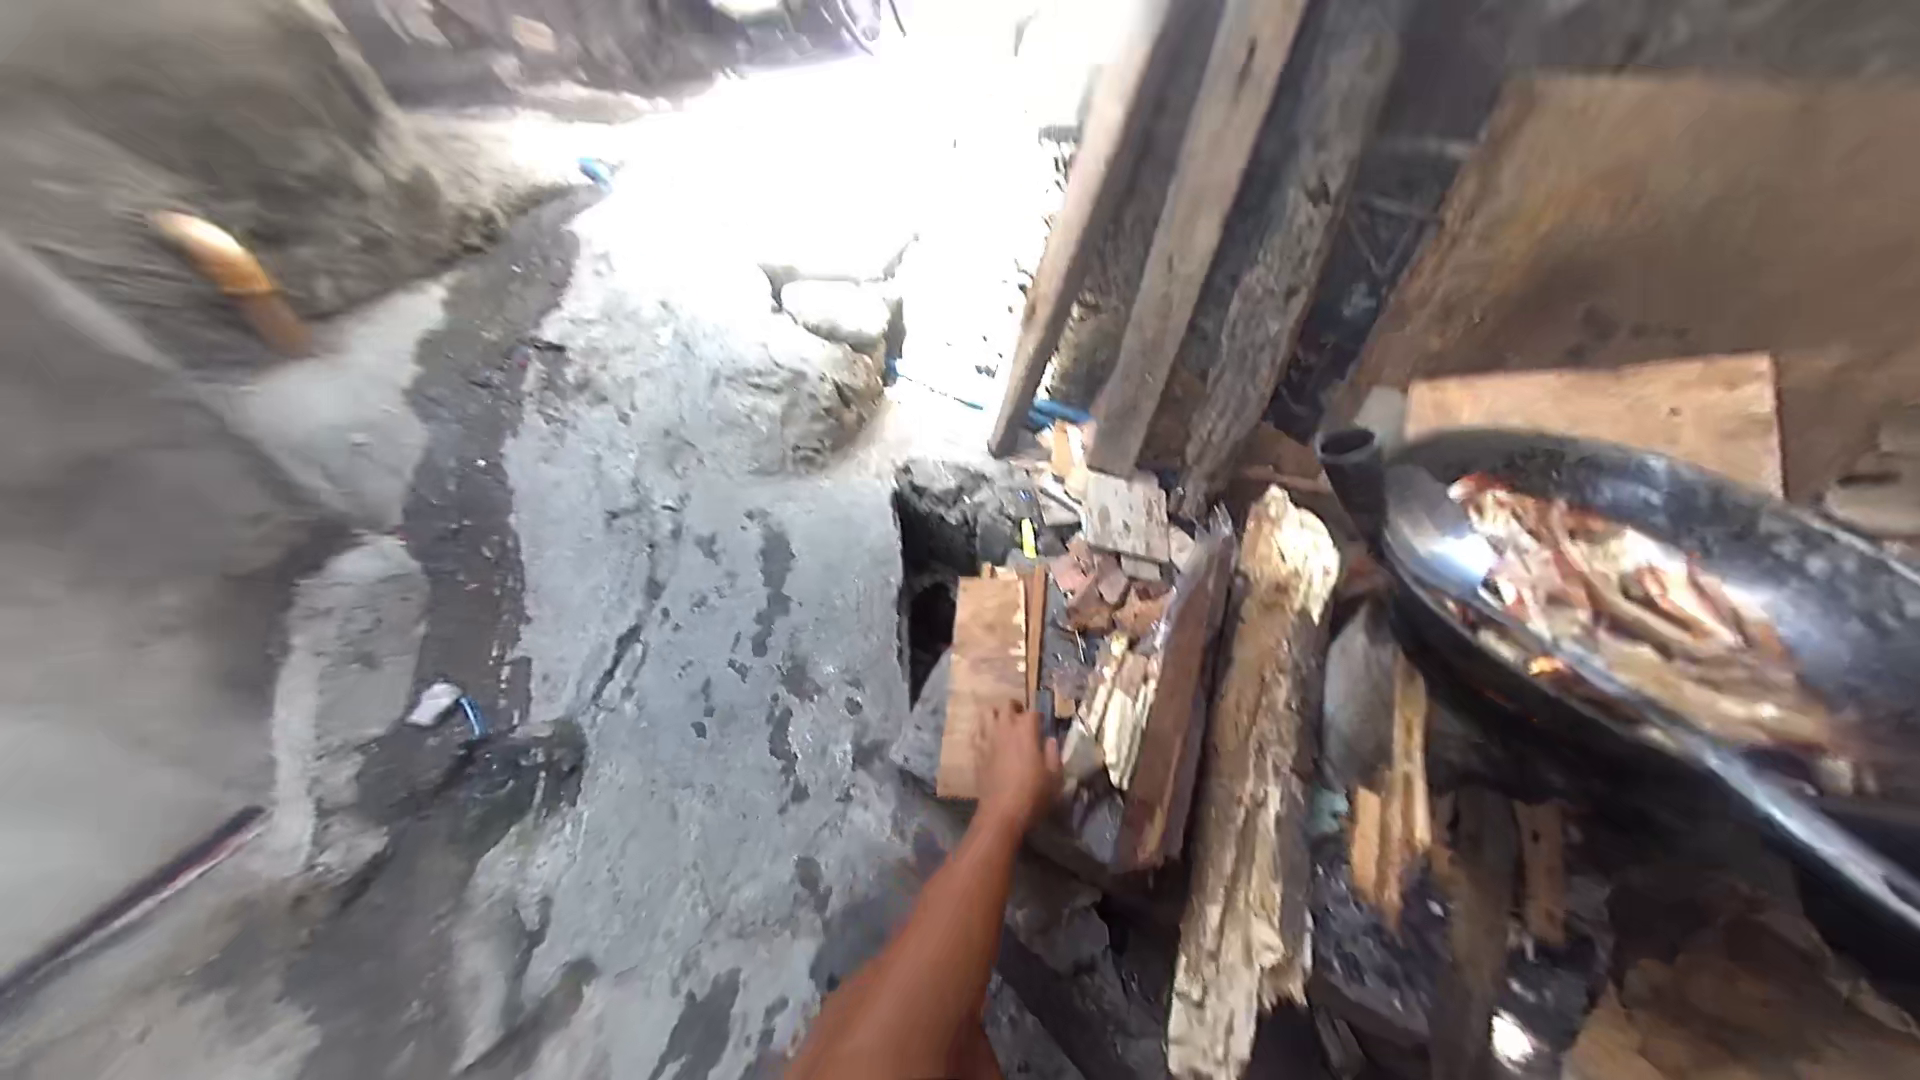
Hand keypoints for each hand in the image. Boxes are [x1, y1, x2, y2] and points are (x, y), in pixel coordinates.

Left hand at [973, 700, 1061, 833]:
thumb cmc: (1033, 794)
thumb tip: (1050, 740)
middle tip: (1021, 721)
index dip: (1038, 717)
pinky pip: (977, 731)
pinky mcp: (976, 750)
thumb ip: (1053, 754)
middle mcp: (1005, 727)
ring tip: (1003, 725)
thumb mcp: (1054, 777)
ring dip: (997, 715)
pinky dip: (983, 730)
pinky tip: (988, 738)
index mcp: (1026, 730)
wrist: (1001, 812)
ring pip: (988, 712)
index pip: (1032, 712)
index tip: (1041, 726)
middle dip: (1016, 709)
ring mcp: (988, 737)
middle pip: (1007, 704)